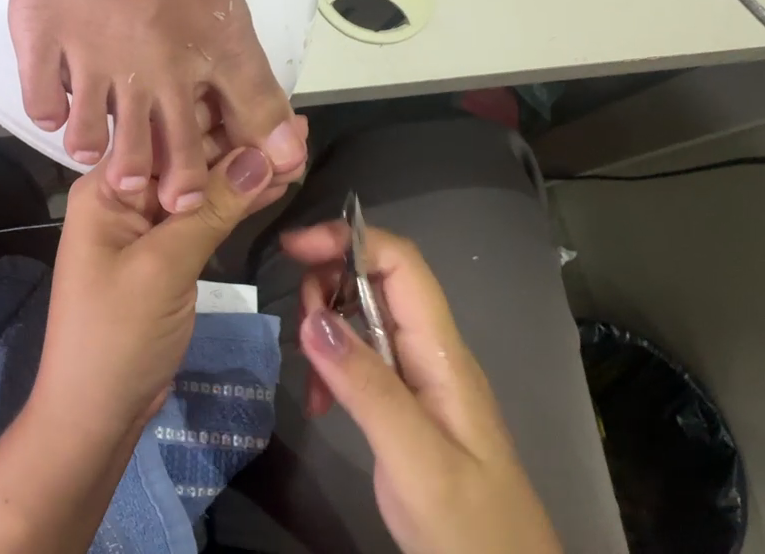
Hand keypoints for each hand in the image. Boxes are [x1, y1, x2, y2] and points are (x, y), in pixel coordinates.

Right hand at [11, 0, 307, 216]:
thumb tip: (196, 31)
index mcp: (223, 29)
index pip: (258, 116)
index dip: (266, 149)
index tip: (264, 163)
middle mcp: (164, 56)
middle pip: (177, 152)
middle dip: (180, 180)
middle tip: (170, 185)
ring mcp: (95, 46)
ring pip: (106, 142)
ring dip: (112, 154)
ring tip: (109, 155)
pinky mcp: (38, 23)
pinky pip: (43, 101)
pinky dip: (53, 113)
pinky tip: (58, 107)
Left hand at [32, 145, 283, 435]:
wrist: (96, 412)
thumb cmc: (117, 335)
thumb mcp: (164, 267)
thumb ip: (212, 209)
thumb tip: (261, 155)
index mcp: (107, 186)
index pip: (166, 135)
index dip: (219, 119)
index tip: (270, 105)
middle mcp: (125, 196)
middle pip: (186, 157)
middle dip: (239, 142)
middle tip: (295, 125)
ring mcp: (147, 226)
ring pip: (203, 186)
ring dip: (246, 172)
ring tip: (297, 146)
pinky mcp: (167, 253)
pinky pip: (206, 217)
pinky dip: (238, 204)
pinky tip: (275, 185)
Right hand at [285, 223, 561, 553]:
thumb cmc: (470, 527)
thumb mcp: (417, 461)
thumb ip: (367, 388)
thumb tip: (311, 316)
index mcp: (442, 352)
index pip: (400, 262)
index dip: (348, 240)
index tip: (293, 248)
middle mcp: (432, 352)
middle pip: (377, 280)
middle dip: (328, 286)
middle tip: (299, 330)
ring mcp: (420, 377)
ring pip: (364, 317)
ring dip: (326, 330)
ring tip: (311, 380)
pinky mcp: (406, 402)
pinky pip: (361, 357)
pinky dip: (332, 366)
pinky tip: (320, 403)